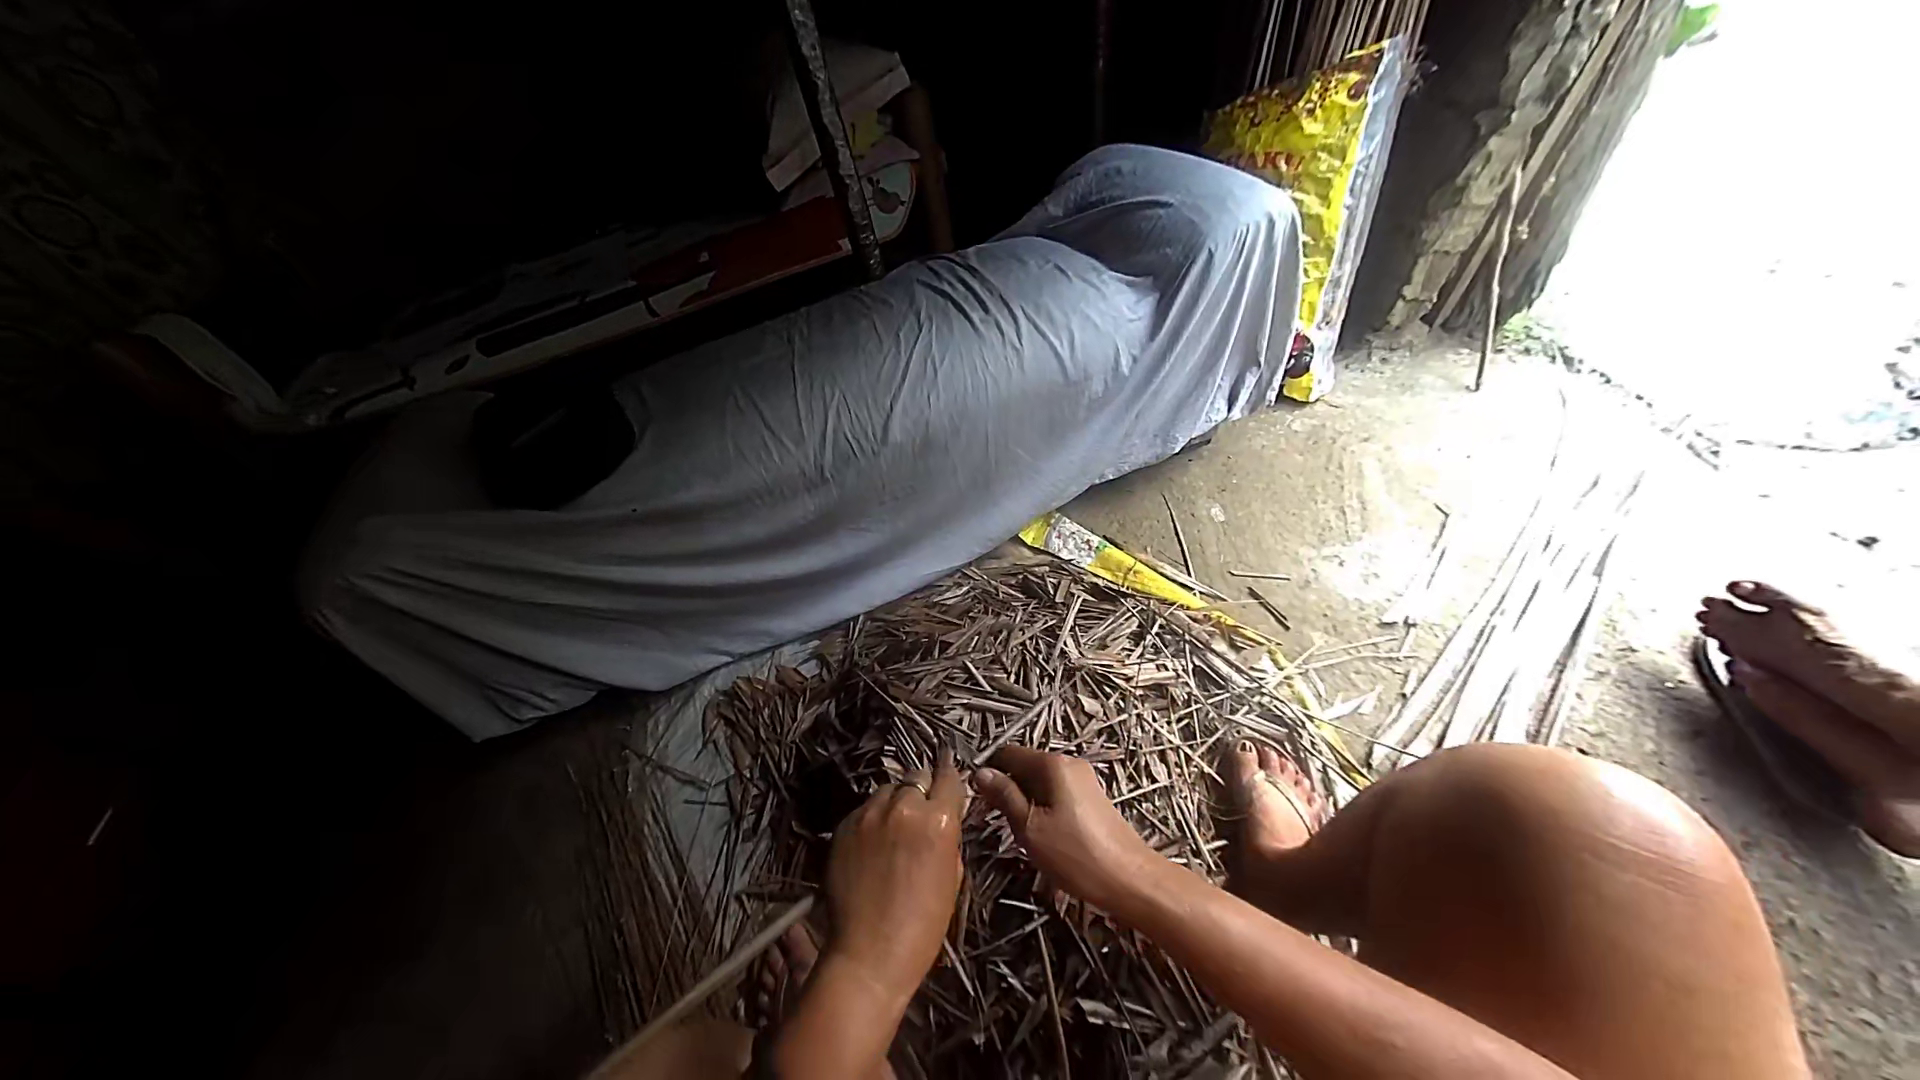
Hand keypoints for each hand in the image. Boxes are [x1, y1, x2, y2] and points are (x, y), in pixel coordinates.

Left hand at [821, 749, 964, 1000]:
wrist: (869, 954)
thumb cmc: (922, 926)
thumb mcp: (952, 877)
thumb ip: (949, 837)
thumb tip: (944, 817)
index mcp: (937, 820)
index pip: (948, 776)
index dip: (949, 775)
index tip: (948, 774)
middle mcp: (903, 807)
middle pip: (915, 777)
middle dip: (921, 790)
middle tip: (920, 812)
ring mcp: (870, 814)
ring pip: (887, 790)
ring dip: (894, 802)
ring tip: (894, 828)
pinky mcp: (844, 825)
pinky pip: (864, 809)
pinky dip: (872, 818)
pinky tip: (873, 842)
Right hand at [969, 746, 1164, 913]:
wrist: (1131, 882)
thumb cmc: (1077, 856)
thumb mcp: (1030, 828)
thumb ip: (1004, 796)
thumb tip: (980, 773)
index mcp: (1053, 764)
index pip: (1008, 753)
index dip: (989, 772)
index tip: (977, 799)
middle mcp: (1070, 764)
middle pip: (1025, 767)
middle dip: (1008, 790)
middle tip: (999, 823)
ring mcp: (1083, 781)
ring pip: (1040, 784)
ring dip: (1025, 804)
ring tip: (1022, 835)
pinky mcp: (1091, 801)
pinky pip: (1056, 796)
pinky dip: (1043, 811)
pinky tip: (1045, 839)